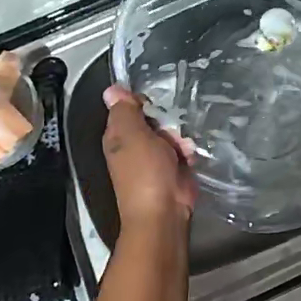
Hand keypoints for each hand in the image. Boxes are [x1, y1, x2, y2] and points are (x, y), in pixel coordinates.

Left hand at [101, 86, 195, 229]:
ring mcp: (156, 156)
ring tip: (182, 147)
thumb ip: (124, 110)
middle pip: (153, 118)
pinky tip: (189, 157)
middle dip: (165, 120)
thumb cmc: (144, 171)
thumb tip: (111, 89)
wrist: (164, 211)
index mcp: (118, 134)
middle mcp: (135, 144)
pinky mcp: (175, 167)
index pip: (128, 106)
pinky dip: (187, 151)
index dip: (141, 100)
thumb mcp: (130, 134)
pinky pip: (183, 149)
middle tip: (169, 127)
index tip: (153, 102)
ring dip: (179, 137)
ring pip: (171, 132)